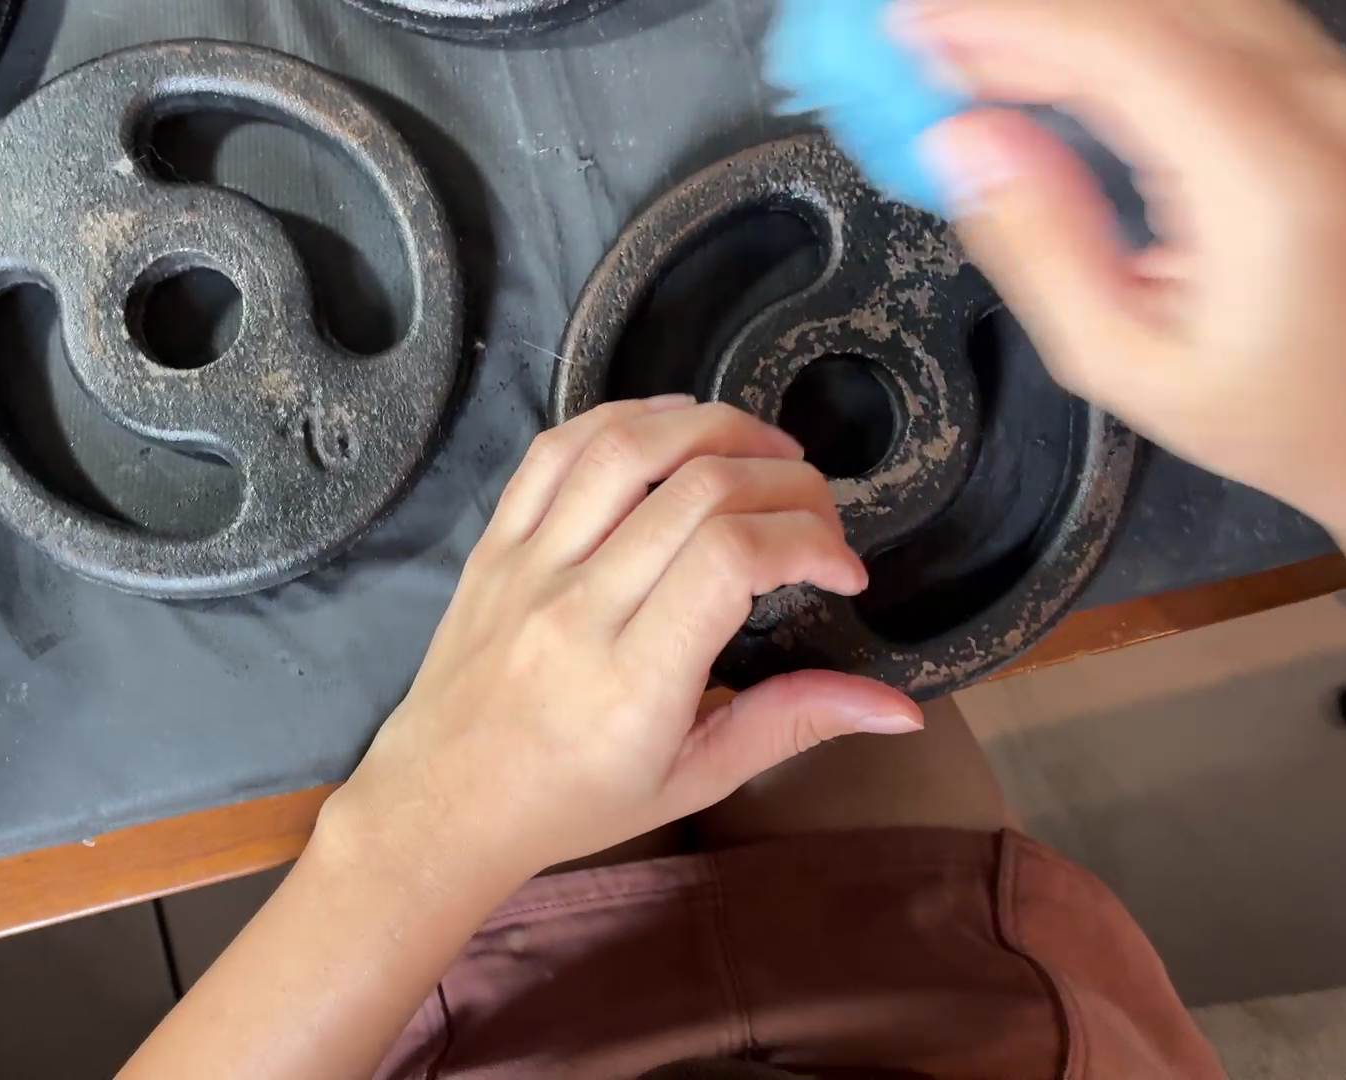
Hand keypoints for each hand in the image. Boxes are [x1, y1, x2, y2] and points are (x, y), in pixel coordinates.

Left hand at [322, 398, 922, 891]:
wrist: (446, 800)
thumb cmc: (571, 801)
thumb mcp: (691, 781)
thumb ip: (790, 726)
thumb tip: (900, 705)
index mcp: (633, 677)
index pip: (731, 556)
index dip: (807, 537)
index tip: (840, 566)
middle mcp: (578, 606)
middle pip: (693, 489)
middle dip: (781, 477)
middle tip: (814, 506)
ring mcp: (526, 565)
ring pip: (622, 450)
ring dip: (707, 424)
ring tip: (758, 444)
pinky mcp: (493, 545)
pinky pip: (550, 453)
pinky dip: (618, 417)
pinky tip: (668, 422)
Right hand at [896, 0, 1345, 541]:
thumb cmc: (1265, 412)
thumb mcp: (1114, 355)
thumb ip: (1038, 243)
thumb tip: (967, 150)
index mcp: (1270, 180)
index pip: (1125, 52)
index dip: (1008, 27)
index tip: (918, 28)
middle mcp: (1324, 110)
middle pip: (1157, 11)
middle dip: (1022, 16)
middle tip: (921, 36)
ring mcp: (1338, 100)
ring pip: (1185, 12)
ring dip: (1062, 24)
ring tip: (962, 51)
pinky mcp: (1325, 109)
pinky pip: (1208, 42)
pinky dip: (1110, 42)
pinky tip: (1045, 68)